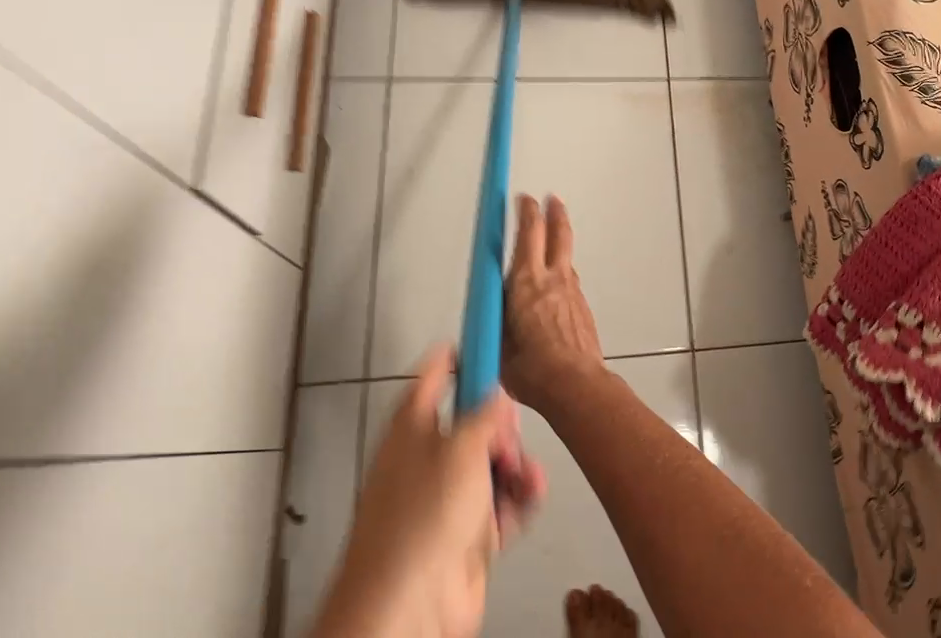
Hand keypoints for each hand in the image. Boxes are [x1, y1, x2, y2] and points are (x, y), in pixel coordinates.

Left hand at [314, 346, 544, 637]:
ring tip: (525, 471)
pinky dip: (517, 496)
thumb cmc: (424, 518)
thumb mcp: (461, 448)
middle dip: (499, 422)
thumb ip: (483, 414)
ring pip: (490, 463)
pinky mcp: (466, 533)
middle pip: (470, 422)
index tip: (480, 336)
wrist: (410, 605)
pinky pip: (499, 502)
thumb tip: (497, 393)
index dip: (456, 355)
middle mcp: (426, 460)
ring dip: (513, 463)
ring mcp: (446, 499)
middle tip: (511, 428)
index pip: (431, 378)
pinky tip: (529, 492)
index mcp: (410, 429)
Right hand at [502, 195, 607, 411]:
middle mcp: (552, 279)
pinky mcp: (583, 308)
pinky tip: (557, 284)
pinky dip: (563, 272)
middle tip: (552, 198)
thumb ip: (495, 324)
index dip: (525, 212)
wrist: (575, 384)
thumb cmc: (529, 368)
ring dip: (560, 241)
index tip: (523, 199)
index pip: (527, 234)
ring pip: (566, 257)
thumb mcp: (497, 345)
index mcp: (525, 282)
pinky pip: (570, 281)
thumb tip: (490, 319)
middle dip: (554, 212)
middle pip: (557, 234)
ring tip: (554, 235)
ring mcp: (572, 292)